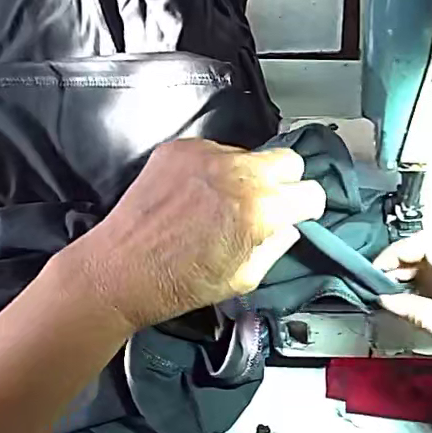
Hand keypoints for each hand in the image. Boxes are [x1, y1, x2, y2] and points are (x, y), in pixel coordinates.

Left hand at [63, 140, 325, 329]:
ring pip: (249, 155)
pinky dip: (213, 171)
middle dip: (285, 182)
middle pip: (288, 160)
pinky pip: (215, 152)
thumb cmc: (176, 283)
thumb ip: (275, 247)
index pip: (310, 191)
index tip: (301, 211)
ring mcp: (206, 157)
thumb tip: (287, 228)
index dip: (308, 206)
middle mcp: (237, 174)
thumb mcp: (243, 278)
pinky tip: (197, 197)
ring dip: (246, 176)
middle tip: (268, 204)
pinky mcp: (180, 149)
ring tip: (221, 206)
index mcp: (259, 210)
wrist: (122, 270)